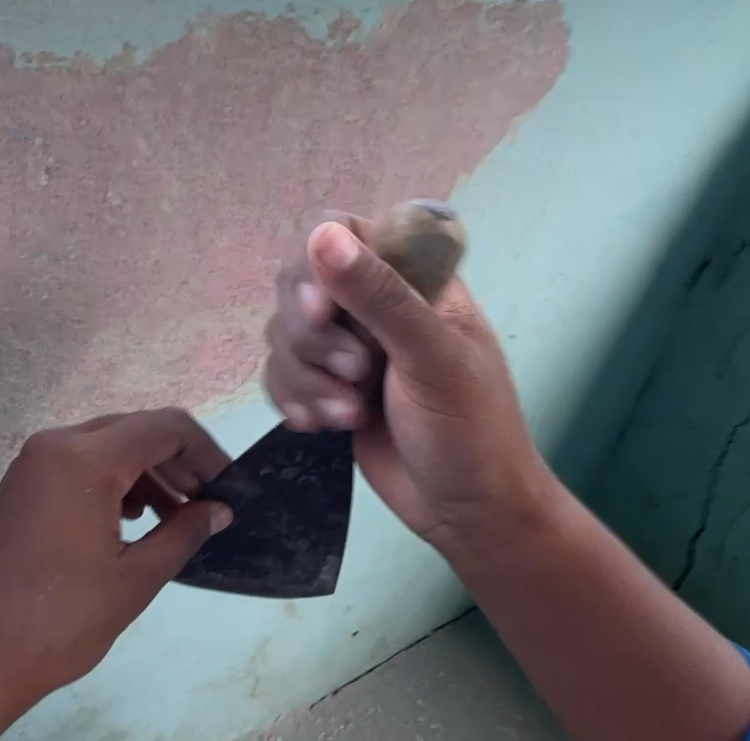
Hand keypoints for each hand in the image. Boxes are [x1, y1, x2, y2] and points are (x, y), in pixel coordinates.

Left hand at [0, 409, 232, 730]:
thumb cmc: (58, 621)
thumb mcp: (132, 580)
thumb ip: (182, 534)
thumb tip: (219, 510)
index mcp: (85, 459)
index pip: (163, 426)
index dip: (205, 450)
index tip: (229, 486)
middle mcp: (57, 443)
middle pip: (135, 429)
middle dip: (177, 460)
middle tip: (209, 503)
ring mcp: (34, 460)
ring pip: (108, 444)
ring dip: (146, 471)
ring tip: (176, 516)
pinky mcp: (23, 481)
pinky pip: (81, 461)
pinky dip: (114, 479)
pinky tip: (132, 518)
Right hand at [262, 214, 549, 550]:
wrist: (469, 518)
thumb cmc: (472, 432)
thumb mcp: (434, 359)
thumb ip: (380, 295)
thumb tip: (321, 235)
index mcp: (411, 276)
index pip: (341, 231)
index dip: (317, 265)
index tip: (322, 312)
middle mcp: (371, 301)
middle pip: (297, 282)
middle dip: (314, 338)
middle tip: (358, 374)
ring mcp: (343, 344)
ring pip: (282, 333)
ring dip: (308, 378)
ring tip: (351, 414)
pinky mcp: (323, 385)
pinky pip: (277, 373)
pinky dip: (294, 400)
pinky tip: (326, 427)